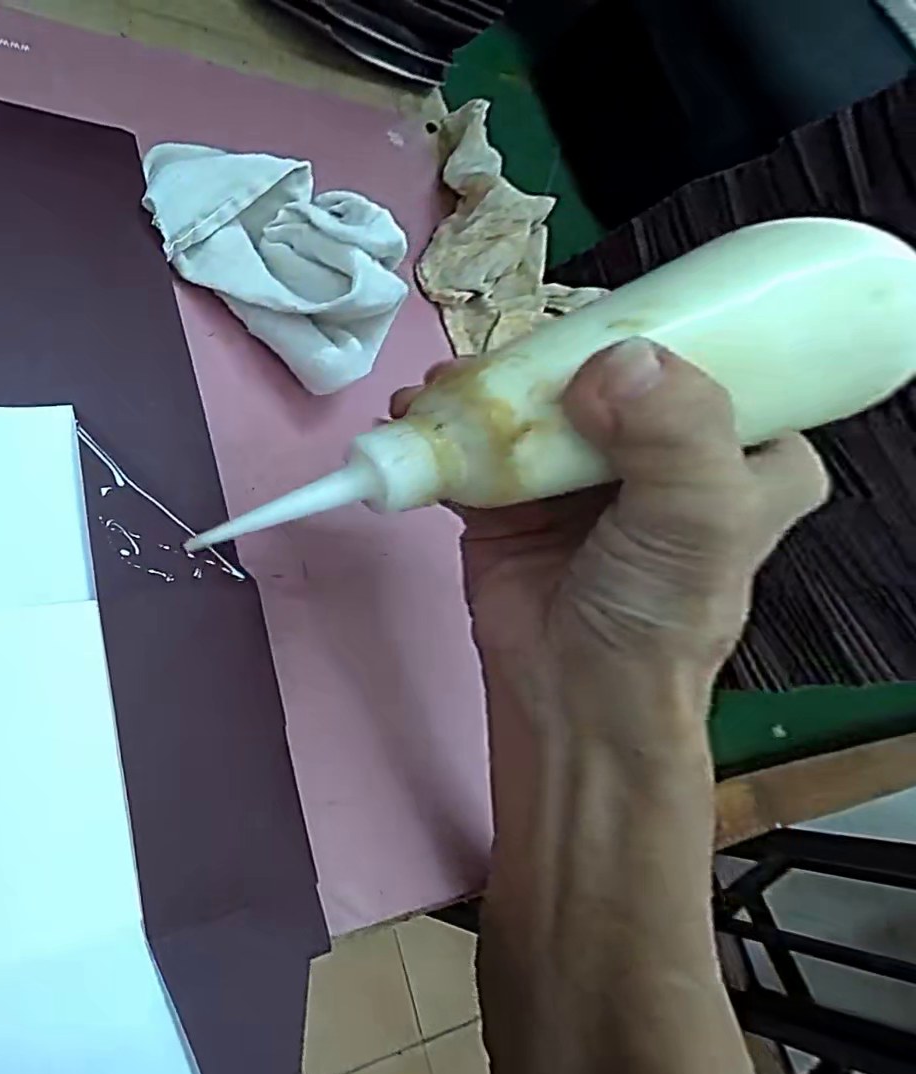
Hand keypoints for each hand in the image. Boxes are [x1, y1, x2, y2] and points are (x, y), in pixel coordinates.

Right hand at [391, 337, 826, 753]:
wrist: (566, 683)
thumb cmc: (652, 611)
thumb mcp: (697, 520)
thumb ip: (674, 434)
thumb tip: (612, 357)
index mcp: (729, 454)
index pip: (691, 370)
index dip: (638, 336)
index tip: (577, 322)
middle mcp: (642, 461)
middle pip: (584, 389)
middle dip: (529, 366)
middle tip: (482, 361)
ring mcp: (563, 485)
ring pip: (517, 421)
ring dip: (472, 399)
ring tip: (430, 391)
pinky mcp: (500, 508)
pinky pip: (468, 460)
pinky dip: (439, 440)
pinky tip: (413, 422)